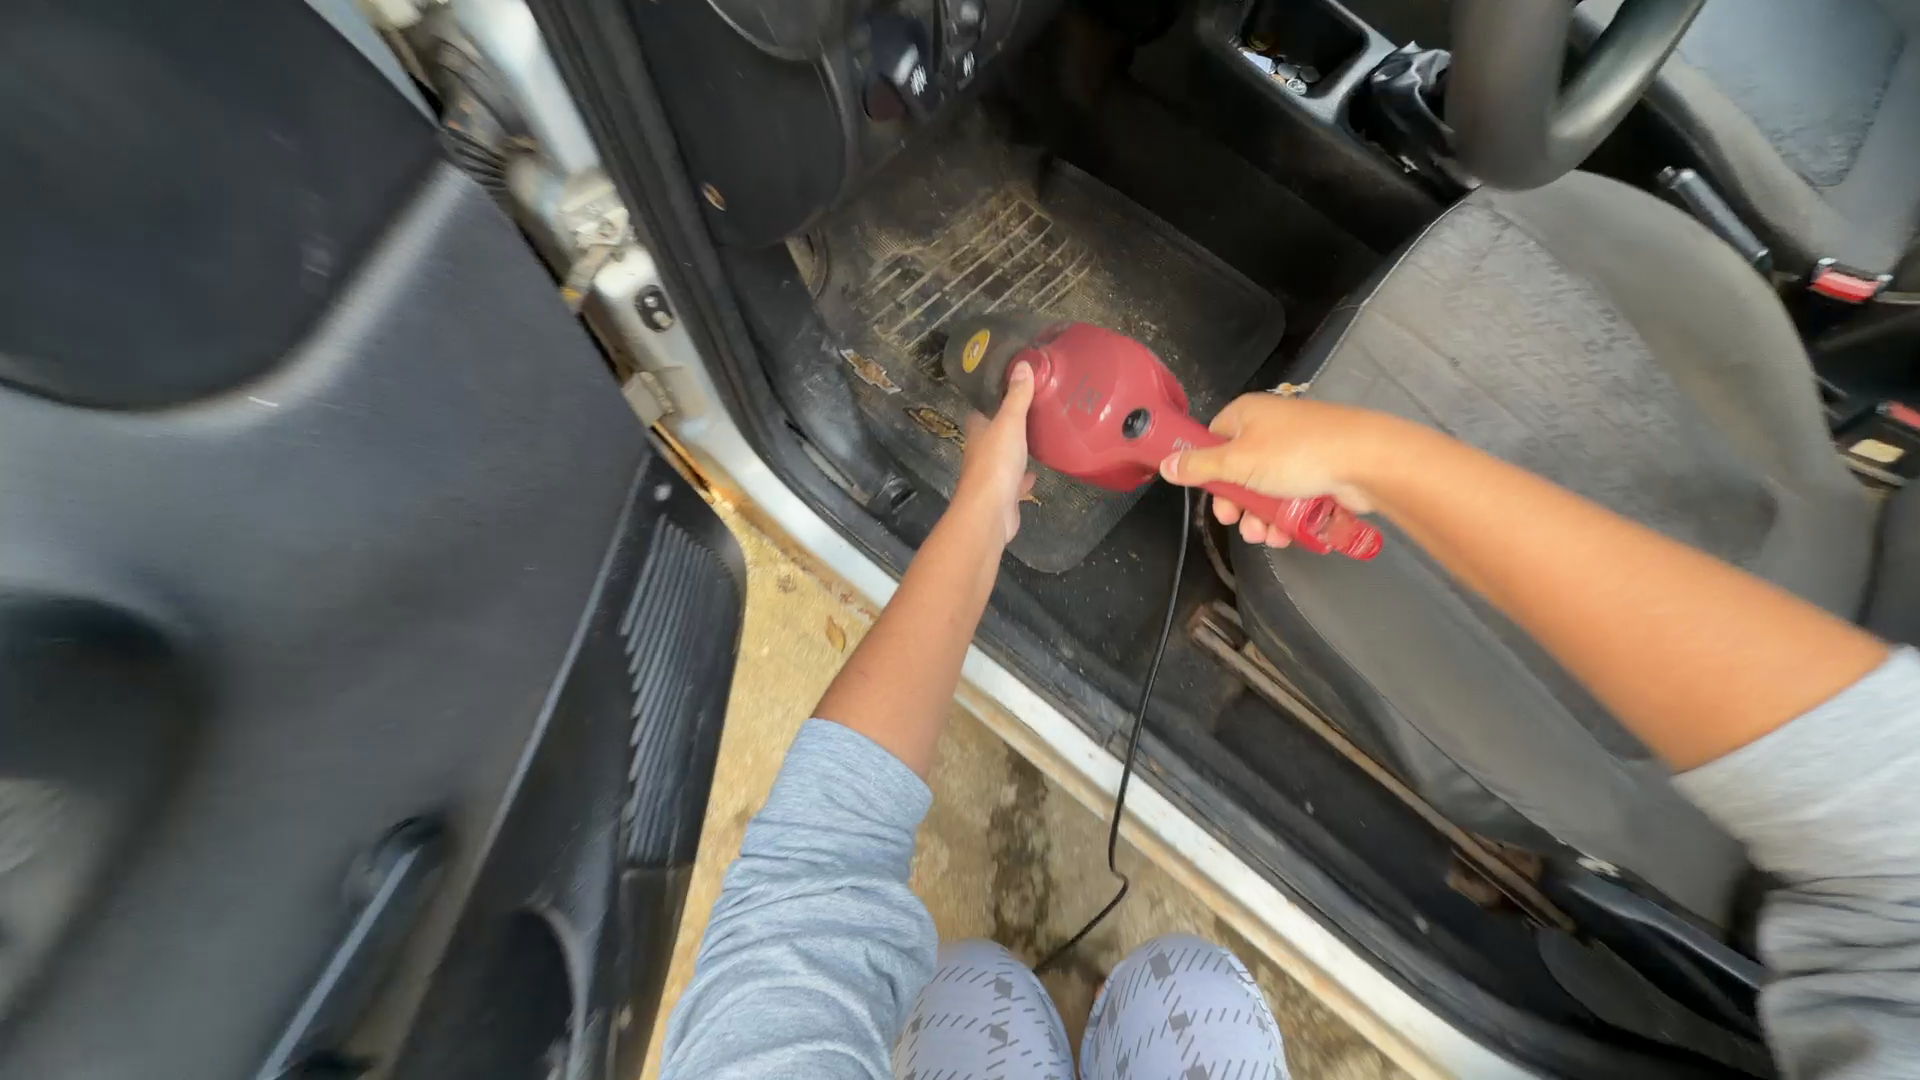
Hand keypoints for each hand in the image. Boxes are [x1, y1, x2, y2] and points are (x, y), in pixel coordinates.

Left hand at [953, 361, 1037, 542]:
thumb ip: (1017, 396)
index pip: (981, 409)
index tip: (1011, 387)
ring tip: (1037, 437)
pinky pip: (1015, 482)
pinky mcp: (1003, 496)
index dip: (992, 399)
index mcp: (978, 431)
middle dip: (1008, 424)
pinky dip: (1024, 477)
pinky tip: (1036, 473)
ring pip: (1004, 458)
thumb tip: (1023, 363)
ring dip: (1016, 450)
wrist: (990, 511)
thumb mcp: (1009, 423)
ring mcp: (991, 475)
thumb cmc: (996, 463)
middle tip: (1032, 410)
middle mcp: (980, 452)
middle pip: (994, 433)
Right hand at [1157, 394, 1401, 546]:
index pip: (1212, 438)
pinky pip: (1290, 496)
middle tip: (1234, 521)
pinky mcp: (1319, 471)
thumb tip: (1163, 464)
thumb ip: (1198, 467)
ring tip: (1263, 537)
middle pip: (1236, 470)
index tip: (1208, 493)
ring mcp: (1297, 450)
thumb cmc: (1296, 455)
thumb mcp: (1237, 463)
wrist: (1368, 461)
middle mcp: (1269, 428)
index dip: (1206, 469)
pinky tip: (1283, 536)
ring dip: (1258, 517)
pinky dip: (1284, 517)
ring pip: (1263, 488)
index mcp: (1246, 414)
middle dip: (1235, 503)